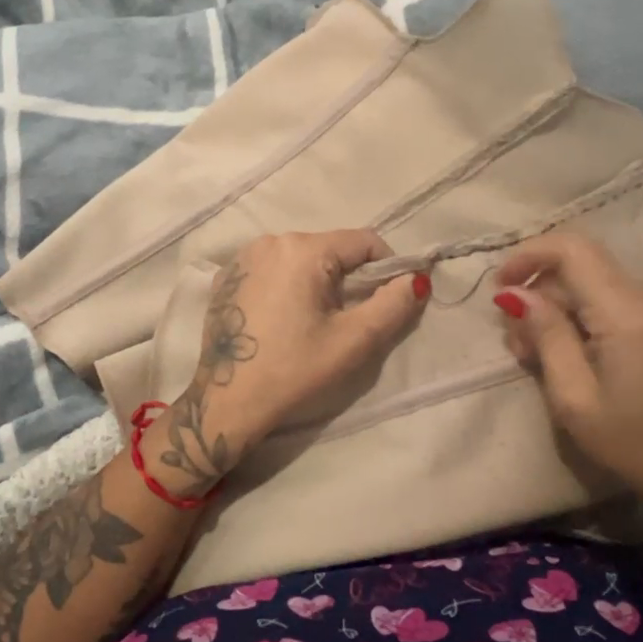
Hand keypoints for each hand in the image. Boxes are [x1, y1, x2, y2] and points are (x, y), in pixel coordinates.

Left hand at [155, 231, 426, 494]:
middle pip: (331, 249)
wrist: (228, 401)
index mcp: (303, 249)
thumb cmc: (294, 369)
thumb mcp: (354, 340)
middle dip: (349, 279)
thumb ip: (393, 305)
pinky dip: (287, 287)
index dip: (387, 268)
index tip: (388, 302)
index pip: (364, 241)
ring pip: (301, 259)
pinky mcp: (226, 278)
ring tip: (313, 324)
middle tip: (347, 322)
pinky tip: (283, 321)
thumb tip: (416, 279)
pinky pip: (272, 270)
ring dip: (317, 283)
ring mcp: (243, 257)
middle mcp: (270, 240)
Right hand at [493, 236, 642, 574]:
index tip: (499, 286)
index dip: (528, 255)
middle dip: (540, 295)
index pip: (573, 248)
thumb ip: (546, 337)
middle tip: (517, 345)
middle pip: (583, 268)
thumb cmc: (638, 446)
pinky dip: (589, 317)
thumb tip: (515, 294)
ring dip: (563, 309)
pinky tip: (576, 355)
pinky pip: (621, 300)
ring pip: (599, 285)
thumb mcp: (575, 399)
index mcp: (631, 311)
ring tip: (541, 357)